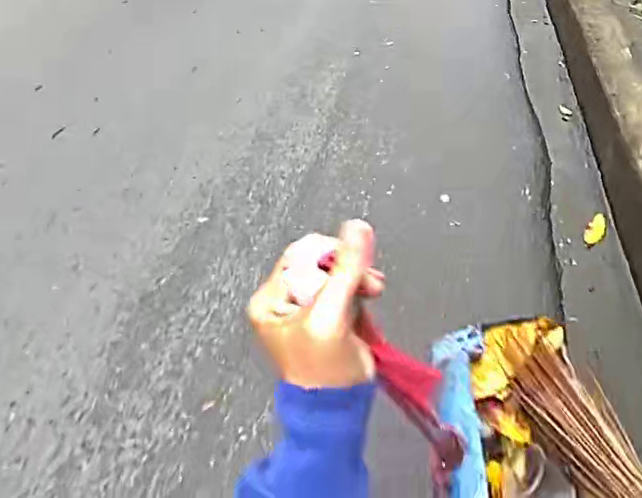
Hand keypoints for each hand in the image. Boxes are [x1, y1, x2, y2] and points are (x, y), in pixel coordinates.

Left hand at [247, 220, 382, 388]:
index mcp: (269, 299)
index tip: (352, 265)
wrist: (338, 414)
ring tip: (372, 289)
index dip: (329, 256)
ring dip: (356, 276)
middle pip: (318, 261)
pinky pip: (342, 285)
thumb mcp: (331, 316)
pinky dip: (358, 288)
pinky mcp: (326, 314)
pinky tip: (368, 297)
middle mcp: (282, 299)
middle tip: (368, 281)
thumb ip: (345, 270)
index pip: (300, 255)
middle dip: (346, 267)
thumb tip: (357, 227)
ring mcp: (304, 307)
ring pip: (333, 271)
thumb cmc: (324, 374)